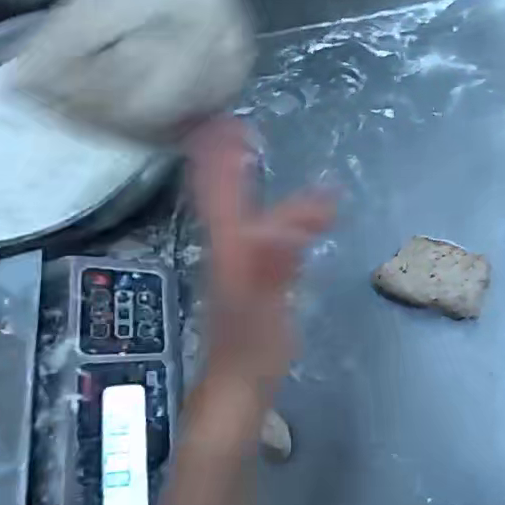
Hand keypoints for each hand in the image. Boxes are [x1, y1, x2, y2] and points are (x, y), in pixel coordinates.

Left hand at [186, 119, 334, 421]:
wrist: (238, 384)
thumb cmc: (252, 347)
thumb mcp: (265, 304)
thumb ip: (273, 264)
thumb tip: (283, 223)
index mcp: (231, 246)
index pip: (221, 191)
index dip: (221, 156)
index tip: (229, 119)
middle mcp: (228, 245)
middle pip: (220, 193)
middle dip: (223, 156)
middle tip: (234, 121)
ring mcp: (236, 260)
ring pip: (230, 207)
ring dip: (234, 175)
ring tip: (246, 147)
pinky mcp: (249, 274)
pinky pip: (249, 224)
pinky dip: (253, 203)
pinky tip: (271, 203)